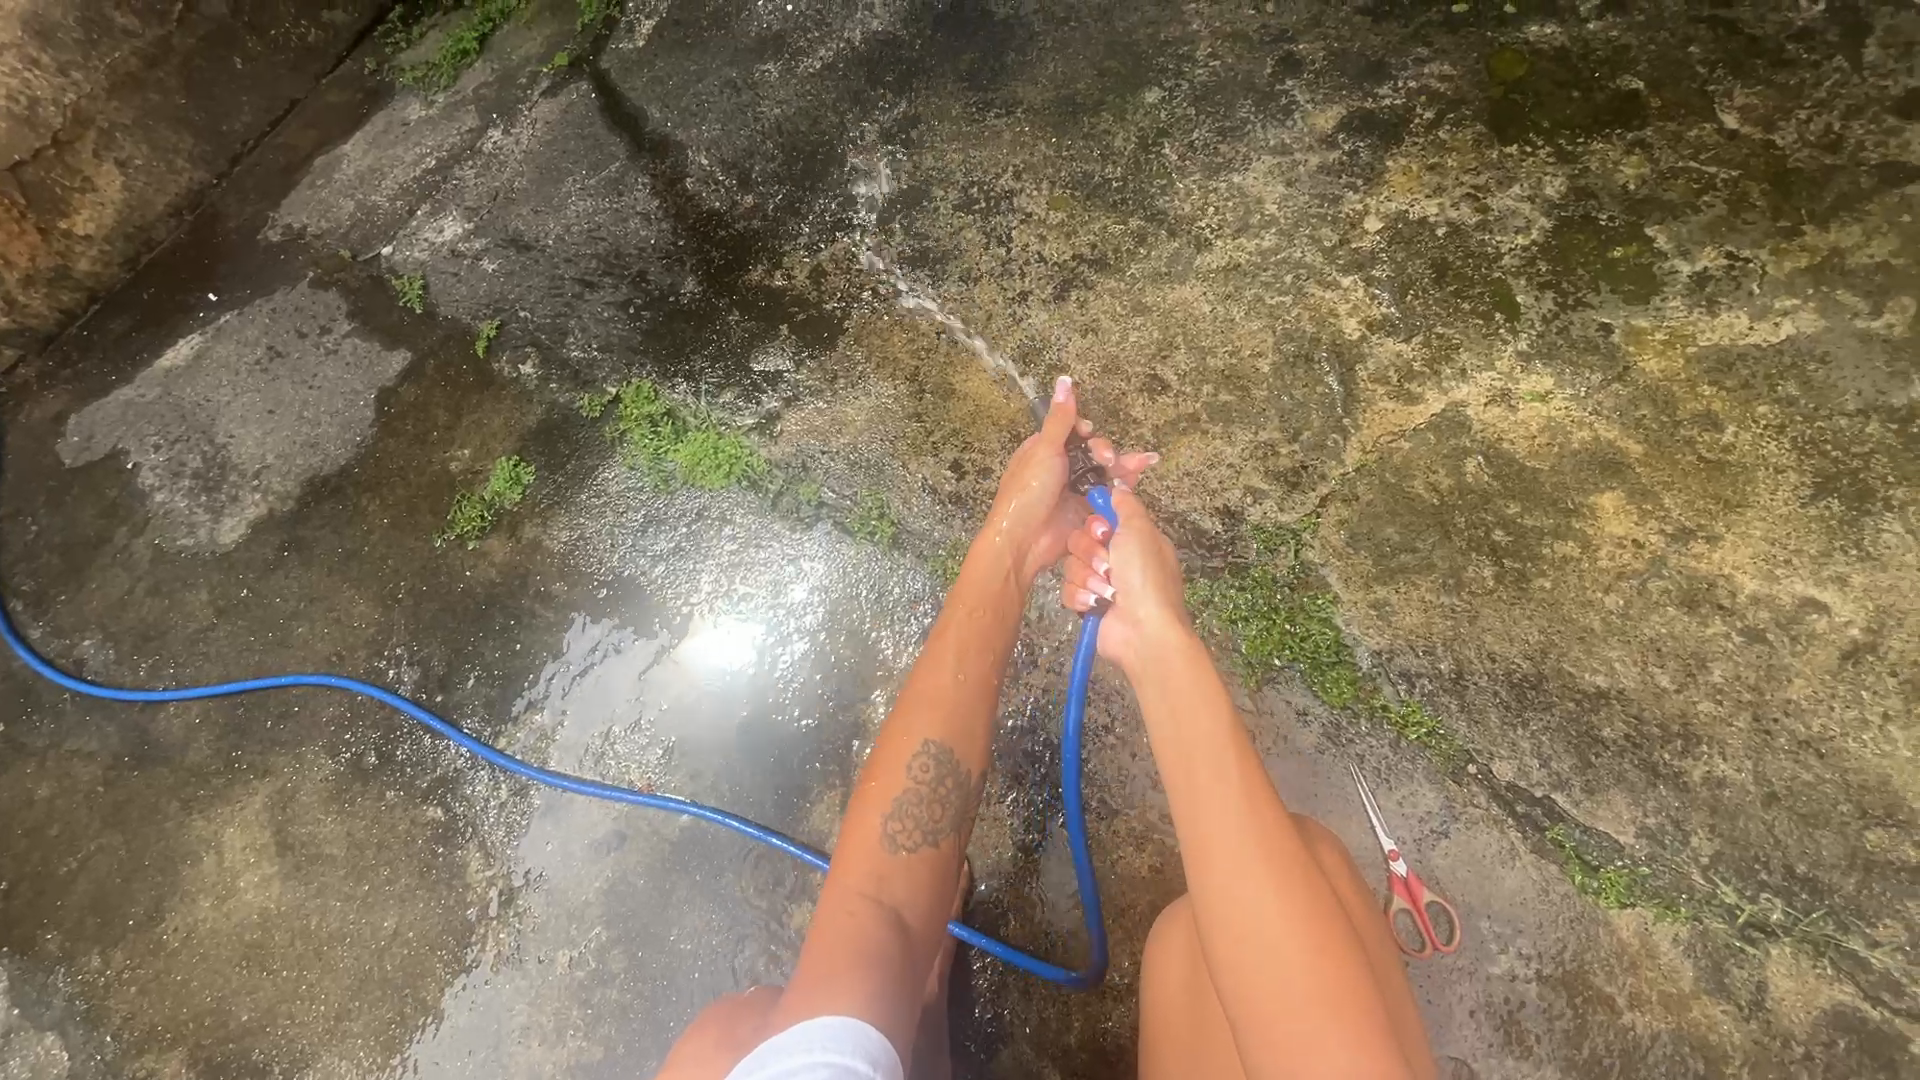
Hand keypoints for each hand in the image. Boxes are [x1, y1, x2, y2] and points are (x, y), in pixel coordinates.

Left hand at [980, 376, 1156, 587]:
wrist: (1023, 543)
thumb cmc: (1027, 493)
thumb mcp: (1043, 450)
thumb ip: (1059, 418)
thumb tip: (1064, 380)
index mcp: (1044, 450)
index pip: (1074, 432)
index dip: (1086, 432)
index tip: (1089, 435)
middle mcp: (1060, 469)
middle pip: (1093, 453)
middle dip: (1108, 452)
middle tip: (1109, 461)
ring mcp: (1074, 491)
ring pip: (1105, 473)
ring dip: (1125, 466)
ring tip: (1146, 462)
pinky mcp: (1086, 512)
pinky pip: (1109, 495)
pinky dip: (1124, 487)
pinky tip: (1141, 476)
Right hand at [1060, 485, 1192, 672]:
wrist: (1142, 628)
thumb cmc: (1145, 577)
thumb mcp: (1140, 530)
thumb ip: (1127, 505)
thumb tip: (1118, 487)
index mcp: (1133, 539)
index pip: (1099, 520)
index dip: (1096, 525)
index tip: (1103, 532)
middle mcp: (1116, 559)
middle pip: (1080, 541)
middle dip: (1091, 553)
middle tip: (1108, 566)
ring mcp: (1100, 582)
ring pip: (1071, 566)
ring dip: (1088, 577)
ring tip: (1107, 591)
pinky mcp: (1087, 603)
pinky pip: (1067, 590)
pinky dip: (1081, 596)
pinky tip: (1096, 605)